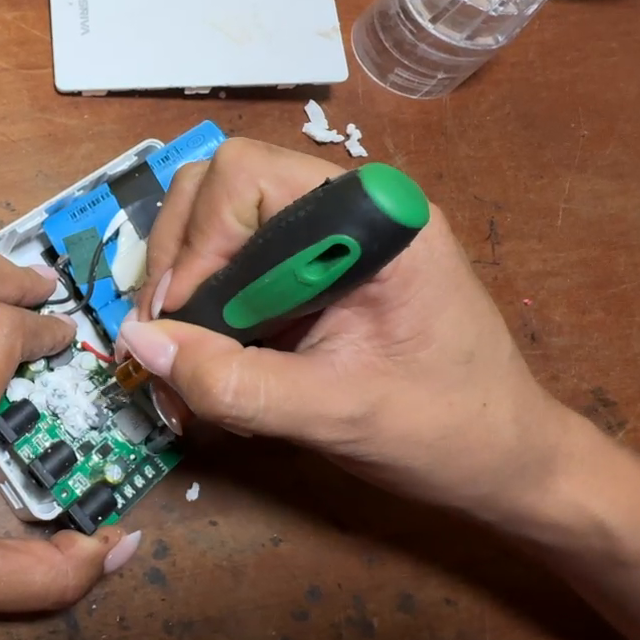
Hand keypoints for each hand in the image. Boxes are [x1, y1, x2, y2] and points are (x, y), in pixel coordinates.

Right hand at [120, 139, 579, 523]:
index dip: (202, 240)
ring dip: (176, 288)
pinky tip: (201, 362)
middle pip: (210, 188)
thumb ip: (235, 381)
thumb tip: (139, 342)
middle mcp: (338, 211)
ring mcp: (314, 239)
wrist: (500, 463)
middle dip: (176, 263)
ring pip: (202, 222)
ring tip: (183, 359)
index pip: (246, 176)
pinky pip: (217, 263)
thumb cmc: (448, 433)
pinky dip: (191, 310)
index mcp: (371, 221)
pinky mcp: (296, 270)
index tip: (188, 316)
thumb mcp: (338, 415)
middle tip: (171, 340)